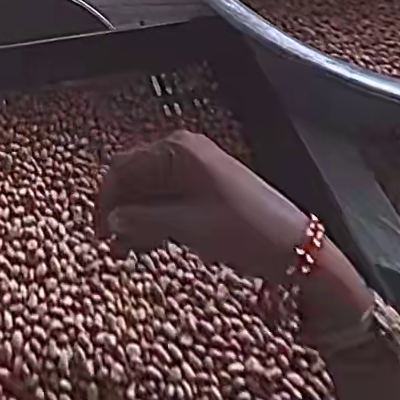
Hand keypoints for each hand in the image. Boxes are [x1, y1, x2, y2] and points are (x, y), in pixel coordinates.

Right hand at [97, 130, 309, 280]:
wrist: (300, 249)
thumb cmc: (246, 231)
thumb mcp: (189, 227)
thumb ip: (144, 220)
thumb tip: (111, 221)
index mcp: (177, 149)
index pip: (124, 167)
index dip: (106, 199)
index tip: (98, 232)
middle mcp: (183, 150)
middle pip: (135, 174)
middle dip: (121, 208)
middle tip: (112, 244)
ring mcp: (195, 166)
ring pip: (149, 187)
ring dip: (136, 215)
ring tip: (131, 248)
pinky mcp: (205, 184)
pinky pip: (167, 194)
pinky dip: (155, 216)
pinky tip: (152, 240)